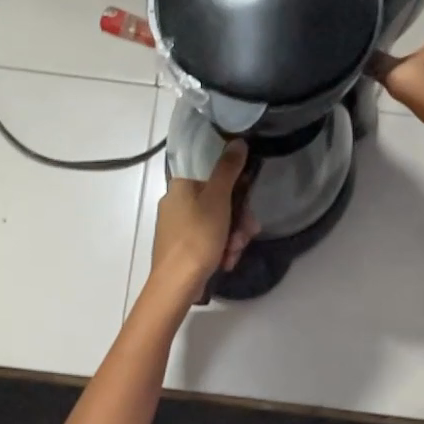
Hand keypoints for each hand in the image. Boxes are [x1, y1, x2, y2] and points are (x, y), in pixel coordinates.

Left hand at [150, 141, 256, 302]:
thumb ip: (228, 169)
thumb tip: (237, 141)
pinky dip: (220, 250)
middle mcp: (176, 203)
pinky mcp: (182, 247)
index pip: (213, 175)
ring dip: (232, 238)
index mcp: (180, 186)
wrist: (177, 283)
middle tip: (245, 234)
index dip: (236, 188)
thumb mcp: (218, 199)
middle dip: (237, 221)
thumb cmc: (197, 237)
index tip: (248, 202)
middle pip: (219, 203)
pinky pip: (208, 241)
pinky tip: (225, 261)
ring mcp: (177, 227)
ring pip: (217, 224)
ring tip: (233, 253)